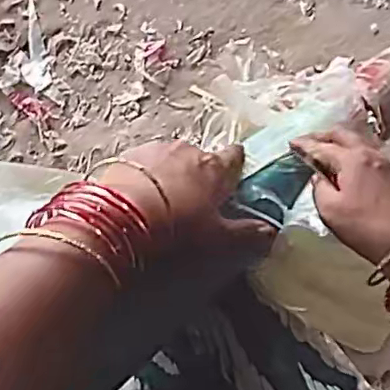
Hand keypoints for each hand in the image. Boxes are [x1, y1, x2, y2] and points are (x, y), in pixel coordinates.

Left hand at [93, 141, 274, 256]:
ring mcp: (154, 150)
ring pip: (171, 158)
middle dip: (200, 174)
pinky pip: (142, 165)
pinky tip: (138, 197)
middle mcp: (188, 151)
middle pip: (201, 158)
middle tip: (195, 201)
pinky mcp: (124, 157)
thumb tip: (272, 231)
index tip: (234, 179)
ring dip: (171, 173)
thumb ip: (247, 234)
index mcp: (215, 167)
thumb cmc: (176, 230)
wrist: (116, 220)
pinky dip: (144, 177)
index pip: (235, 157)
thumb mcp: (217, 240)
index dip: (235, 167)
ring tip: (164, 201)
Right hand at [291, 127, 389, 265]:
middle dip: (322, 136)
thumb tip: (319, 176)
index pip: (321, 146)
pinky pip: (366, 150)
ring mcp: (383, 161)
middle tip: (307, 142)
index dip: (304, 144)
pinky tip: (345, 161)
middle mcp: (368, 153)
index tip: (292, 144)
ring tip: (324, 149)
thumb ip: (319, 188)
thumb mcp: (330, 210)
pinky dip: (351, 149)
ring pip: (357, 140)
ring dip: (338, 141)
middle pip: (342, 134)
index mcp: (351, 159)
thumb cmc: (364, 227)